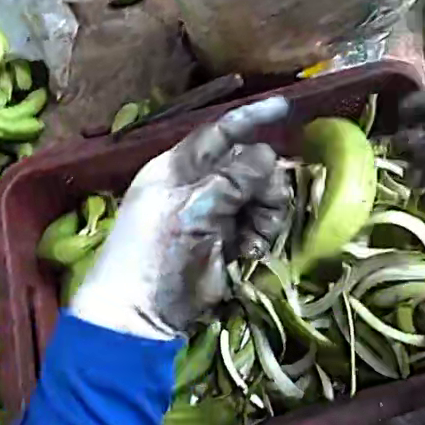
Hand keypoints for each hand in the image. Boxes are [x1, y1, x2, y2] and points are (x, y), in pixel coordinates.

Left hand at [67, 97, 294, 339]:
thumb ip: (231, 179)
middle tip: (266, 207)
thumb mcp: (191, 210)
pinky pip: (258, 225)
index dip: (251, 119)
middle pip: (248, 165)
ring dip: (266, 213)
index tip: (285, 109)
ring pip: (259, 196)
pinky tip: (248, 252)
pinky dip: (260, 236)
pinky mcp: (226, 242)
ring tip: (252, 237)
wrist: (139, 316)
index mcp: (178, 167)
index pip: (220, 133)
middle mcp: (198, 184)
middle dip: (265, 183)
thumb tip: (268, 153)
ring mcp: (213, 214)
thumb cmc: (154, 253)